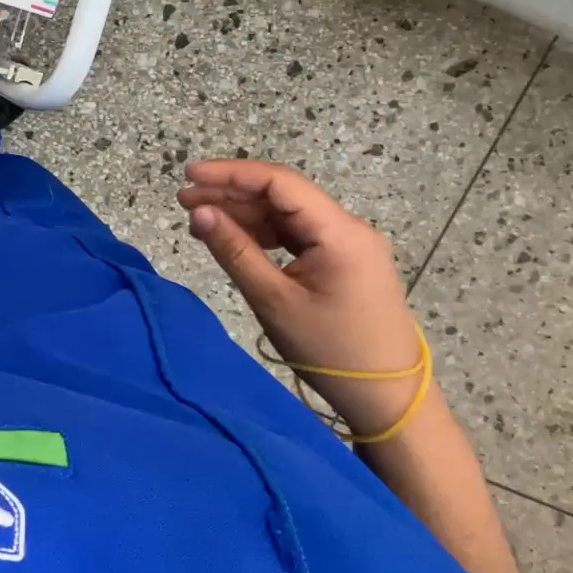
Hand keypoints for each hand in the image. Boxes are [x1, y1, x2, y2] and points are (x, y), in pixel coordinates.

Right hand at [177, 159, 422, 436]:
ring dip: (241, 211)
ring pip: (285, 212)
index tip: (188, 175)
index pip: (279, 182)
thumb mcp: (273, 300)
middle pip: (281, 193)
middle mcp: (348, 229)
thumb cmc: (330, 349)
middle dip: (230, 191)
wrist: (388, 399)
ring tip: (199, 220)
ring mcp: (347, 245)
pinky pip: (294, 232)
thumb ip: (234, 249)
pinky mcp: (341, 261)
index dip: (230, 173)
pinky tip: (231, 238)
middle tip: (183, 201)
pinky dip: (259, 231)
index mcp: (340, 233)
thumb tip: (198, 211)